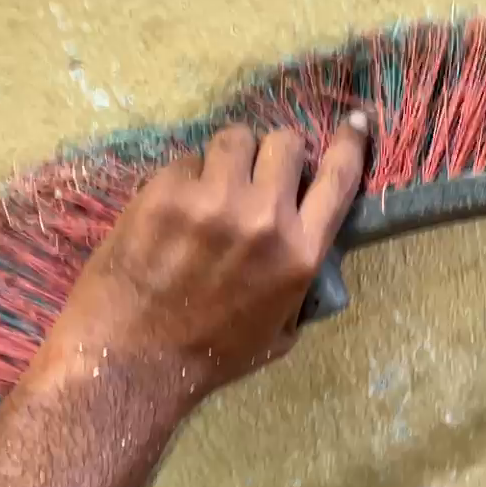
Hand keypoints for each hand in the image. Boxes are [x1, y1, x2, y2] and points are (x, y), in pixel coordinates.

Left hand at [29, 113, 368, 398]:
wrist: (130, 364)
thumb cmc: (212, 354)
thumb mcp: (282, 327)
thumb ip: (302, 278)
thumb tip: (308, 241)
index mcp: (301, 253)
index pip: (340, 177)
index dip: (352, 143)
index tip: (355, 122)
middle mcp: (266, 218)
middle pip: (286, 143)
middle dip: (275, 153)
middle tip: (256, 174)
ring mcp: (214, 201)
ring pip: (235, 138)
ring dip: (229, 158)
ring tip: (211, 186)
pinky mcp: (166, 193)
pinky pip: (186, 159)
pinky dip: (183, 178)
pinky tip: (171, 209)